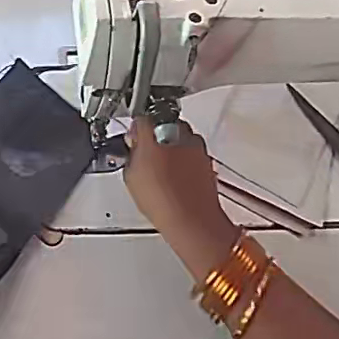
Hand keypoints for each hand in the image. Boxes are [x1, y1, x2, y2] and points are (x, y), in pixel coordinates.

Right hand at [123, 122, 233, 270]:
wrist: (191, 220)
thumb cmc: (163, 199)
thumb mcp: (131, 176)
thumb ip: (131, 155)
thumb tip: (133, 150)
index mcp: (155, 133)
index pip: (142, 119)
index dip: (135, 128)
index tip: (134, 136)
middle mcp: (178, 134)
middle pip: (164, 124)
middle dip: (157, 134)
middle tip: (148, 152)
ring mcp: (196, 147)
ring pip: (182, 137)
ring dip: (173, 145)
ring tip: (164, 167)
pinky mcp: (207, 161)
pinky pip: (193, 153)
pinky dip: (186, 159)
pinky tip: (177, 177)